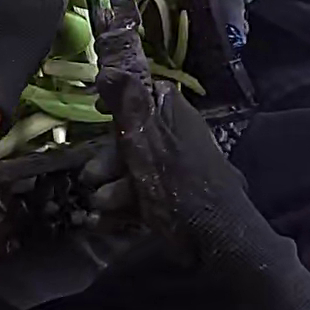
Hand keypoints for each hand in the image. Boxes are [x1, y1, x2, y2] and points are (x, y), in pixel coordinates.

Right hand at [96, 70, 309, 309]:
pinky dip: (120, 208)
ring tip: (100, 206)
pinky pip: (138, 197)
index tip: (97, 111)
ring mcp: (172, 171)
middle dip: (106, 160)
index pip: (144, 94)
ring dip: (110, 189)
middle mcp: (174, 138)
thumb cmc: (179, 185)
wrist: (217, 241)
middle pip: (130, 138)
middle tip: (91, 177)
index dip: (119, 101)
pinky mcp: (170, 201)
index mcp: (173, 116)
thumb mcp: (147, 142)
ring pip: (131, 171)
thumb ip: (127, 105)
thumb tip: (108, 68)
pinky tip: (102, 222)